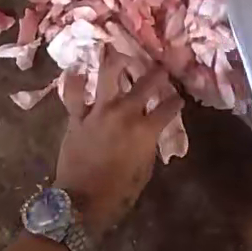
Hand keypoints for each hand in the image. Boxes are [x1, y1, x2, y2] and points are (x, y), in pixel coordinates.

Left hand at [54, 64, 182, 239]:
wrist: (82, 201)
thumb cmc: (119, 192)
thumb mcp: (144, 170)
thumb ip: (147, 144)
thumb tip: (149, 131)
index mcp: (145, 131)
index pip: (167, 109)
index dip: (175, 101)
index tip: (179, 95)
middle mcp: (124, 114)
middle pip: (144, 85)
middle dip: (155, 73)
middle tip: (159, 64)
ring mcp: (98, 111)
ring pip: (107, 76)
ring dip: (114, 61)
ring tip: (117, 49)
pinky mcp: (76, 116)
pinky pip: (73, 93)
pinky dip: (74, 80)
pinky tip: (75, 68)